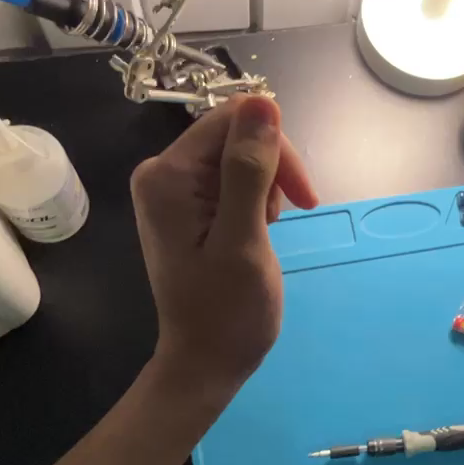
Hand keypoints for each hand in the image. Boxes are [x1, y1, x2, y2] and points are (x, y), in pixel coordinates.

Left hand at [130, 94, 318, 395]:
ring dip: (266, 188)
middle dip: (271, 171)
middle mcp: (163, 173)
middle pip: (235, 134)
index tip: (300, 196)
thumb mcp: (244, 240)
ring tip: (264, 232)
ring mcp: (173, 190)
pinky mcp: (188, 207)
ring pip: (239, 156)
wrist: (207, 362)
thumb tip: (264, 101)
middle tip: (284, 218)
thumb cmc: (228, 311)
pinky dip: (255, 200)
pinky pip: (232, 179)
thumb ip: (249, 170)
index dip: (275, 148)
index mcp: (168, 175)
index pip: (233, 119)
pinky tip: (257, 230)